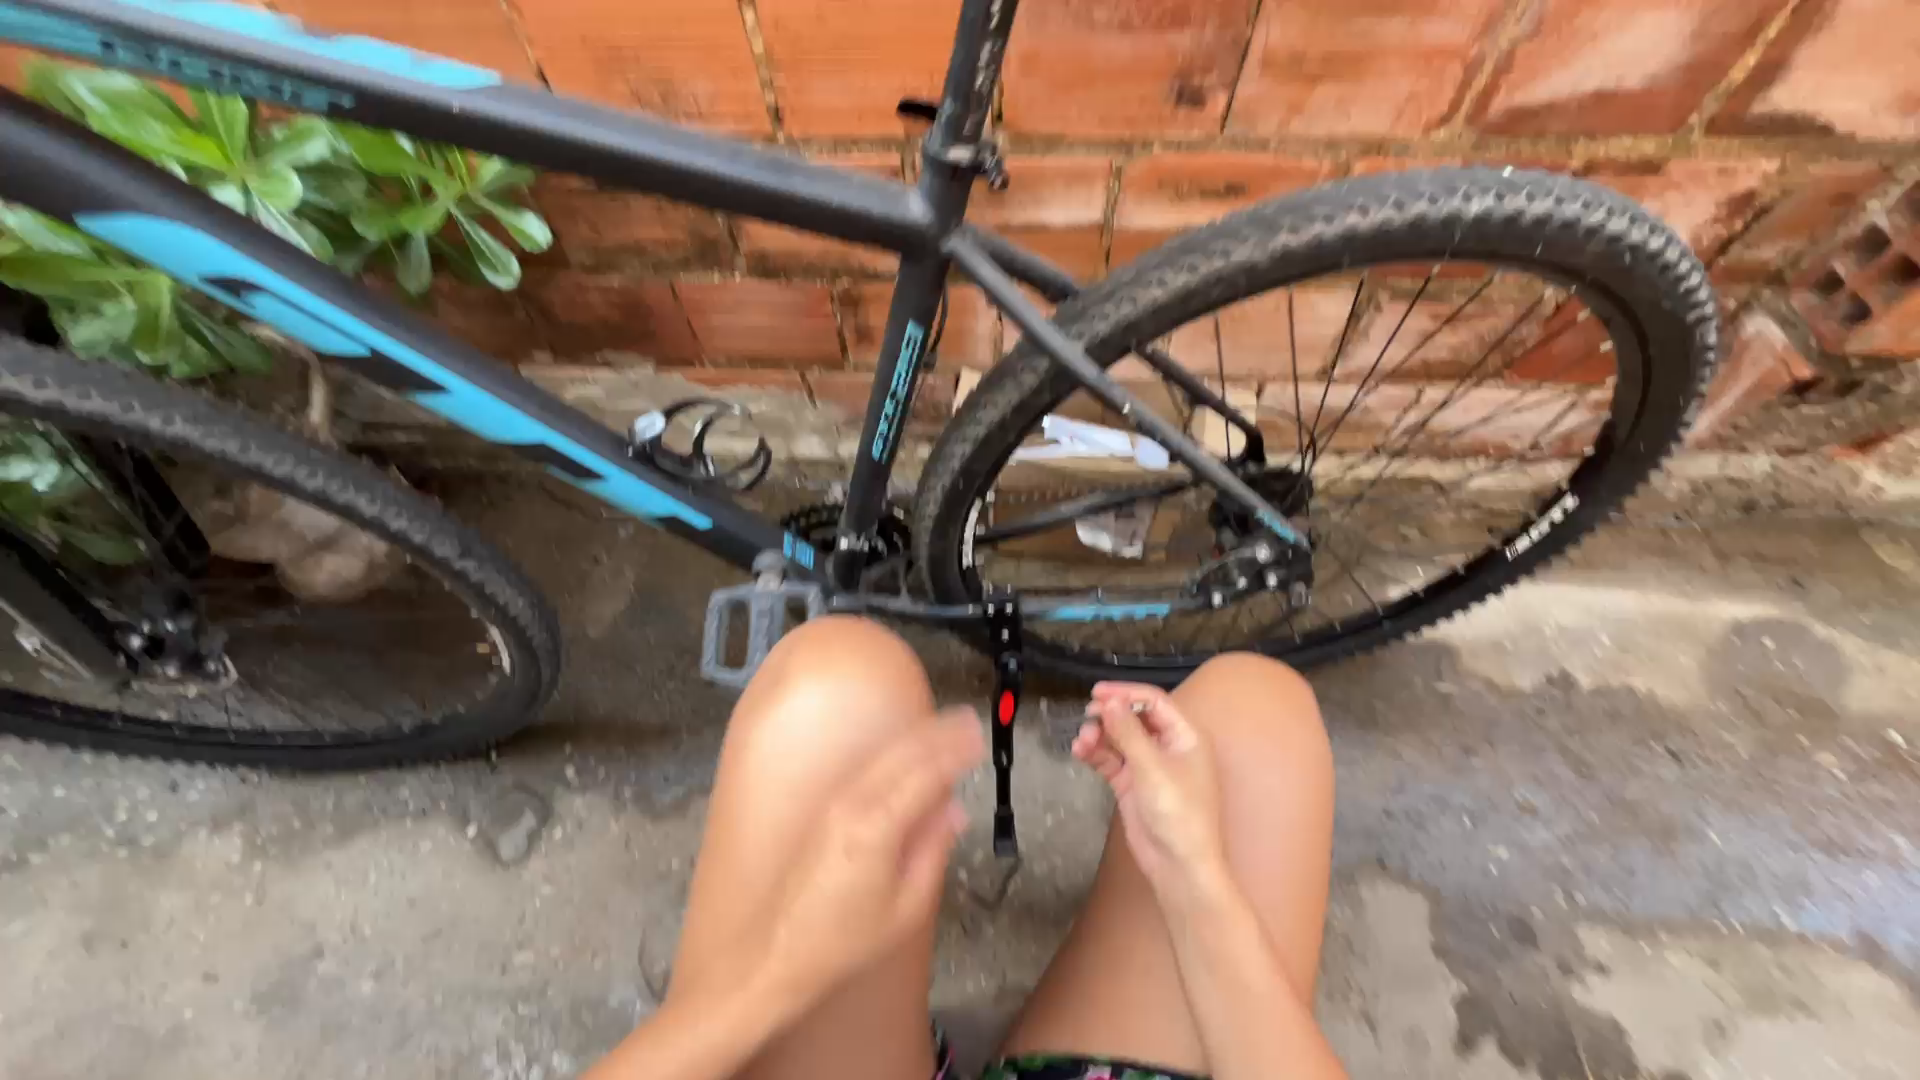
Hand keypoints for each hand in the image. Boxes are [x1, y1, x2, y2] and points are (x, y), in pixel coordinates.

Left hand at [757, 709, 982, 1003]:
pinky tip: (908, 751)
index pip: (925, 774)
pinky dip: (895, 752)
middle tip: (969, 720)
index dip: (954, 751)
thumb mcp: (906, 908)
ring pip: (883, 755)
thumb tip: (954, 812)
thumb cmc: (844, 940)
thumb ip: (933, 852)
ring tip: (946, 727)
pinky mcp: (825, 809)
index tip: (977, 735)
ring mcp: (835, 803)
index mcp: (877, 827)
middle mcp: (854, 804)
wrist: (776, 952)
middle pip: (903, 753)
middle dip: (939, 733)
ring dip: (917, 736)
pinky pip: (869, 767)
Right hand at [1073, 683, 1227, 897]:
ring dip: (1099, 735)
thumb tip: (1109, 701)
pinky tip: (1080, 752)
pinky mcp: (1132, 784)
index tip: (1097, 693)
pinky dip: (1096, 754)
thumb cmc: (1177, 812)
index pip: (1154, 702)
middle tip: (1086, 716)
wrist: (1178, 866)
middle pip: (1134, 718)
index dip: (1126, 693)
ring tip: (1082, 741)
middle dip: (1109, 715)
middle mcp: (1168, 746)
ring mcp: (1149, 766)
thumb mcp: (1152, 767)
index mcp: (1185, 736)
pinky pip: (1111, 759)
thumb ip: (1128, 731)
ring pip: (1119, 738)